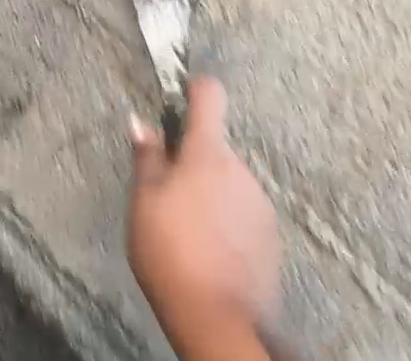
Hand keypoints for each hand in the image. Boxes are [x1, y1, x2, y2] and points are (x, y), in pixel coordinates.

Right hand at [128, 78, 280, 360]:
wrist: (219, 319)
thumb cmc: (170, 251)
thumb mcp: (143, 201)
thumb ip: (146, 157)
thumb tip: (140, 120)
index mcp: (207, 154)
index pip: (210, 96)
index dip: (194, 89)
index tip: (179, 98)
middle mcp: (241, 170)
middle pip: (215, 147)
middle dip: (192, 159)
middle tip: (166, 191)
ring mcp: (260, 203)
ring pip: (229, 181)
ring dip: (210, 191)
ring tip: (186, 228)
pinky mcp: (271, 236)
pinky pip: (243, 211)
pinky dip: (226, 219)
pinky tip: (209, 249)